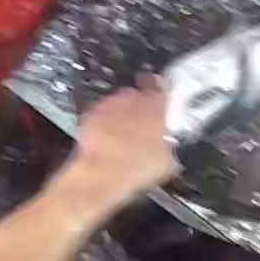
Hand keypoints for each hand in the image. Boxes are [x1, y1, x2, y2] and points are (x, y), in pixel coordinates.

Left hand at [54, 79, 178, 213]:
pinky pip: (100, 114)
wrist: (104, 173)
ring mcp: (110, 106)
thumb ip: (168, 143)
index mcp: (156, 105)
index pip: (161, 87)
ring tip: (124, 135)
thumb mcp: (166, 159)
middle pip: (137, 94)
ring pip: (118, 103)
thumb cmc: (136, 165)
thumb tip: (168, 149)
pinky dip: (103, 123)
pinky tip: (107, 140)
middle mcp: (132, 99)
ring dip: (121, 114)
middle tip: (142, 125)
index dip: (160, 91)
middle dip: (140, 107)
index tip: (160, 95)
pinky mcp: (91, 116)